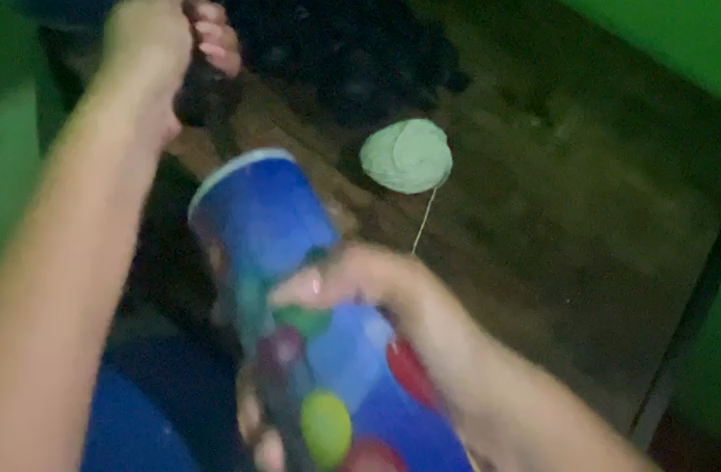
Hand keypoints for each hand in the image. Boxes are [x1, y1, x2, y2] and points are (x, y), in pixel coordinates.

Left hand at [91, 0, 240, 144]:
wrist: (144, 102)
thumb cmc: (149, 44)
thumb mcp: (159, 3)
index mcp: (146, 13)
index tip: (200, 4)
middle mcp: (161, 36)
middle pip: (205, 19)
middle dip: (213, 20)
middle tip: (204, 30)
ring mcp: (178, 63)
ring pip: (217, 42)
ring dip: (222, 41)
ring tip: (211, 52)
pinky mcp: (195, 86)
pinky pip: (219, 67)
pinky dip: (224, 62)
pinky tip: (217, 64)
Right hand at [237, 244, 506, 471]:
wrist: (495, 428)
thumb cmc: (451, 347)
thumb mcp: (412, 288)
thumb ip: (359, 268)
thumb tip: (282, 291)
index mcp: (345, 304)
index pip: (285, 297)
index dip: (251, 305)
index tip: (224, 321)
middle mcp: (334, 349)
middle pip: (271, 358)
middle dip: (251, 383)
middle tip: (253, 416)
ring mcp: (338, 399)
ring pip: (277, 406)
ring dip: (259, 424)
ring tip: (268, 452)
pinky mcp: (344, 442)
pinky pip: (298, 444)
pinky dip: (278, 453)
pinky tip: (280, 463)